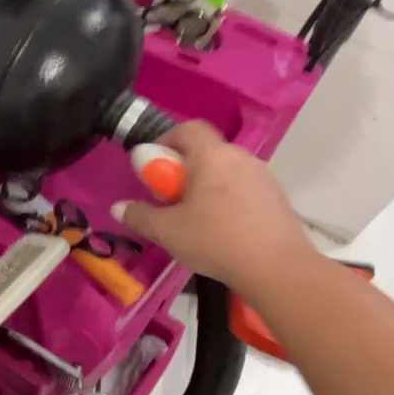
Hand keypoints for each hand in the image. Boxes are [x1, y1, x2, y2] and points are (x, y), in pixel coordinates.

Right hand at [111, 120, 315, 291]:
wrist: (275, 265)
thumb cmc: (214, 240)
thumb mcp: (167, 231)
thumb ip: (140, 216)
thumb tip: (118, 207)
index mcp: (211, 156)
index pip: (188, 129)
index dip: (165, 141)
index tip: (152, 167)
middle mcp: (239, 157)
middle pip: (206, 151)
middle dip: (183, 169)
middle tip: (168, 200)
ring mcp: (262, 175)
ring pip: (225, 171)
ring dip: (205, 186)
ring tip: (194, 219)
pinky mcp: (275, 196)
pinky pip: (242, 188)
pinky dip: (226, 199)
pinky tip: (221, 229)